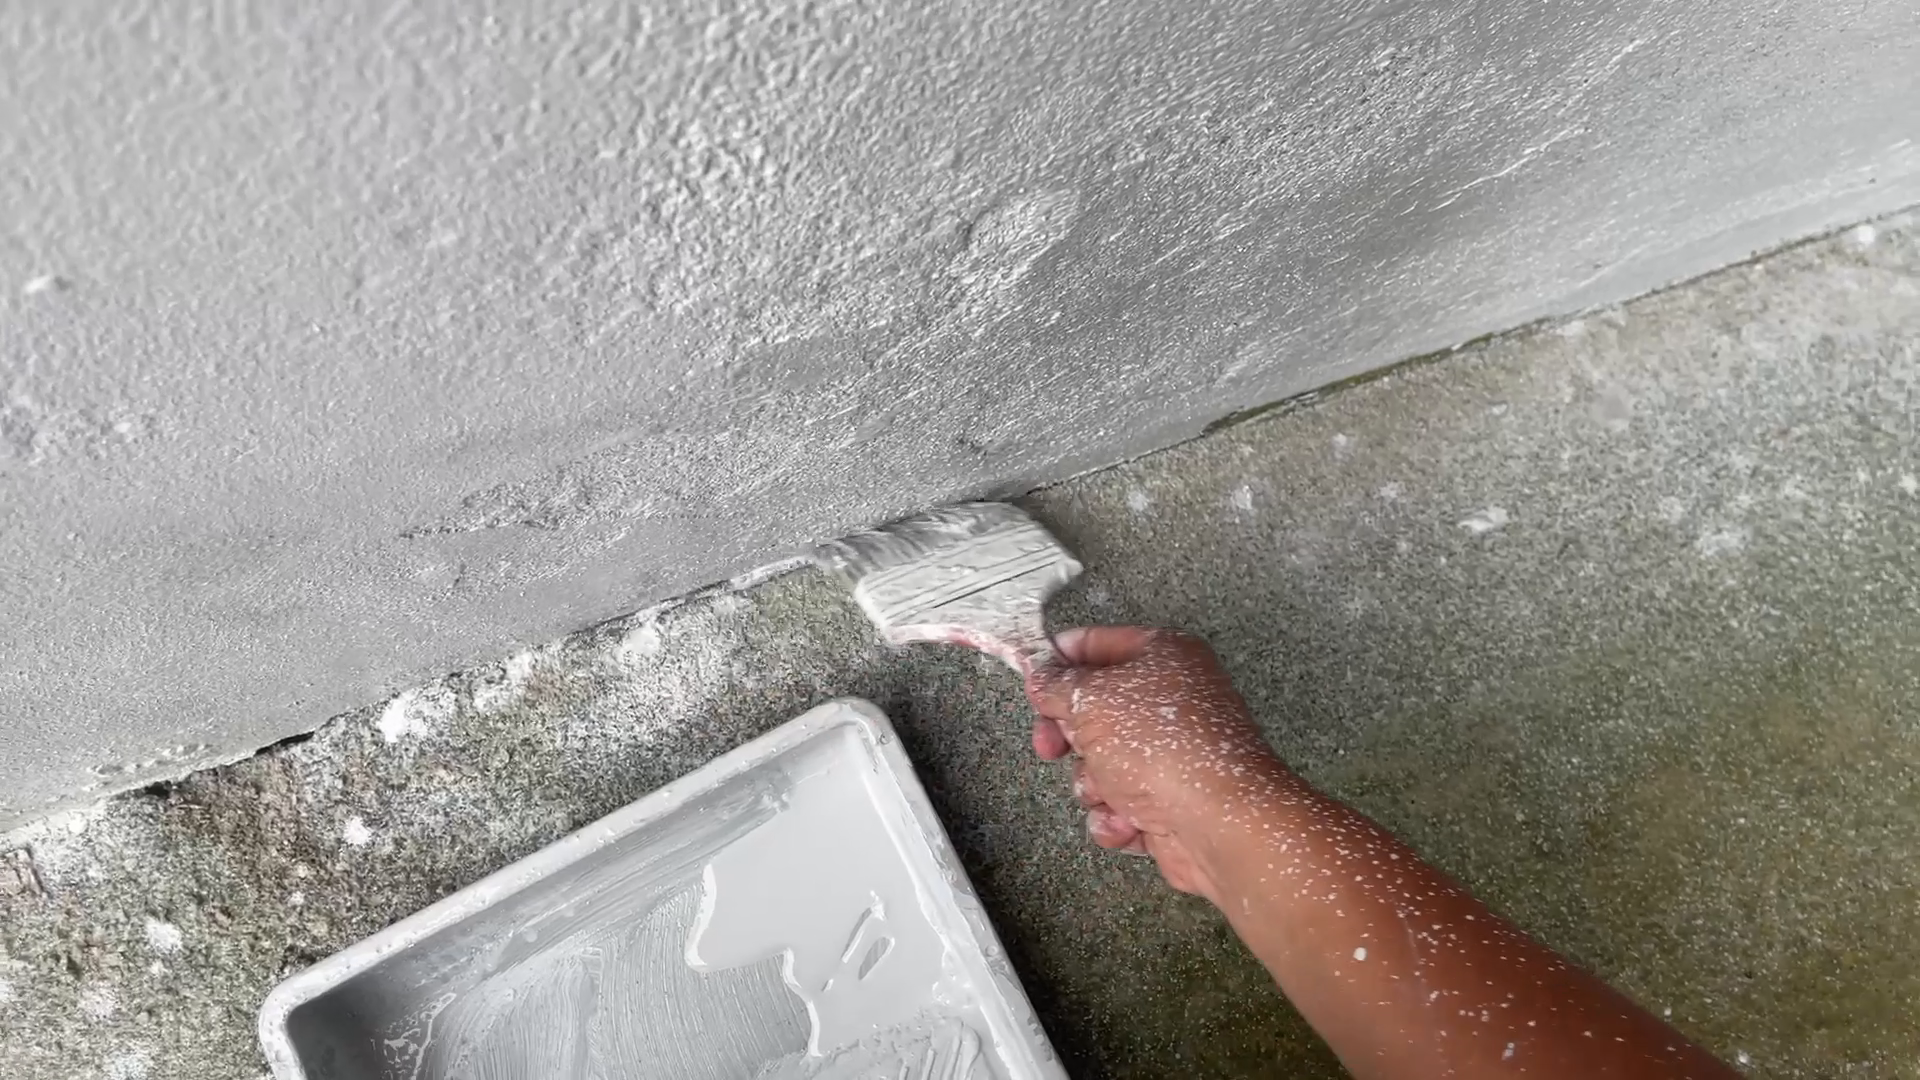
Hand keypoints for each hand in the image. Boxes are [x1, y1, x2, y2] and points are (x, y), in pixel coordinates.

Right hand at [1025, 627, 1287, 902]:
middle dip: (1068, 735)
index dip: (1057, 659)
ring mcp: (1173, 753)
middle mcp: (1171, 698)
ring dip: (1094, 781)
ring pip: (1102, 760)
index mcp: (1163, 655)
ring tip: (1110, 790)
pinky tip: (1129, 820)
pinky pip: (1120, 802)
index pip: (1096, 643)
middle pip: (1095, 708)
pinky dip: (1116, 815)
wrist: (1218, 825)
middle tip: (1049, 746)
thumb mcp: (1091, 699)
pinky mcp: (1170, 801)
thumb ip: (1056, 683)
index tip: (1029, 678)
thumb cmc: (1159, 746)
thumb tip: (1041, 676)